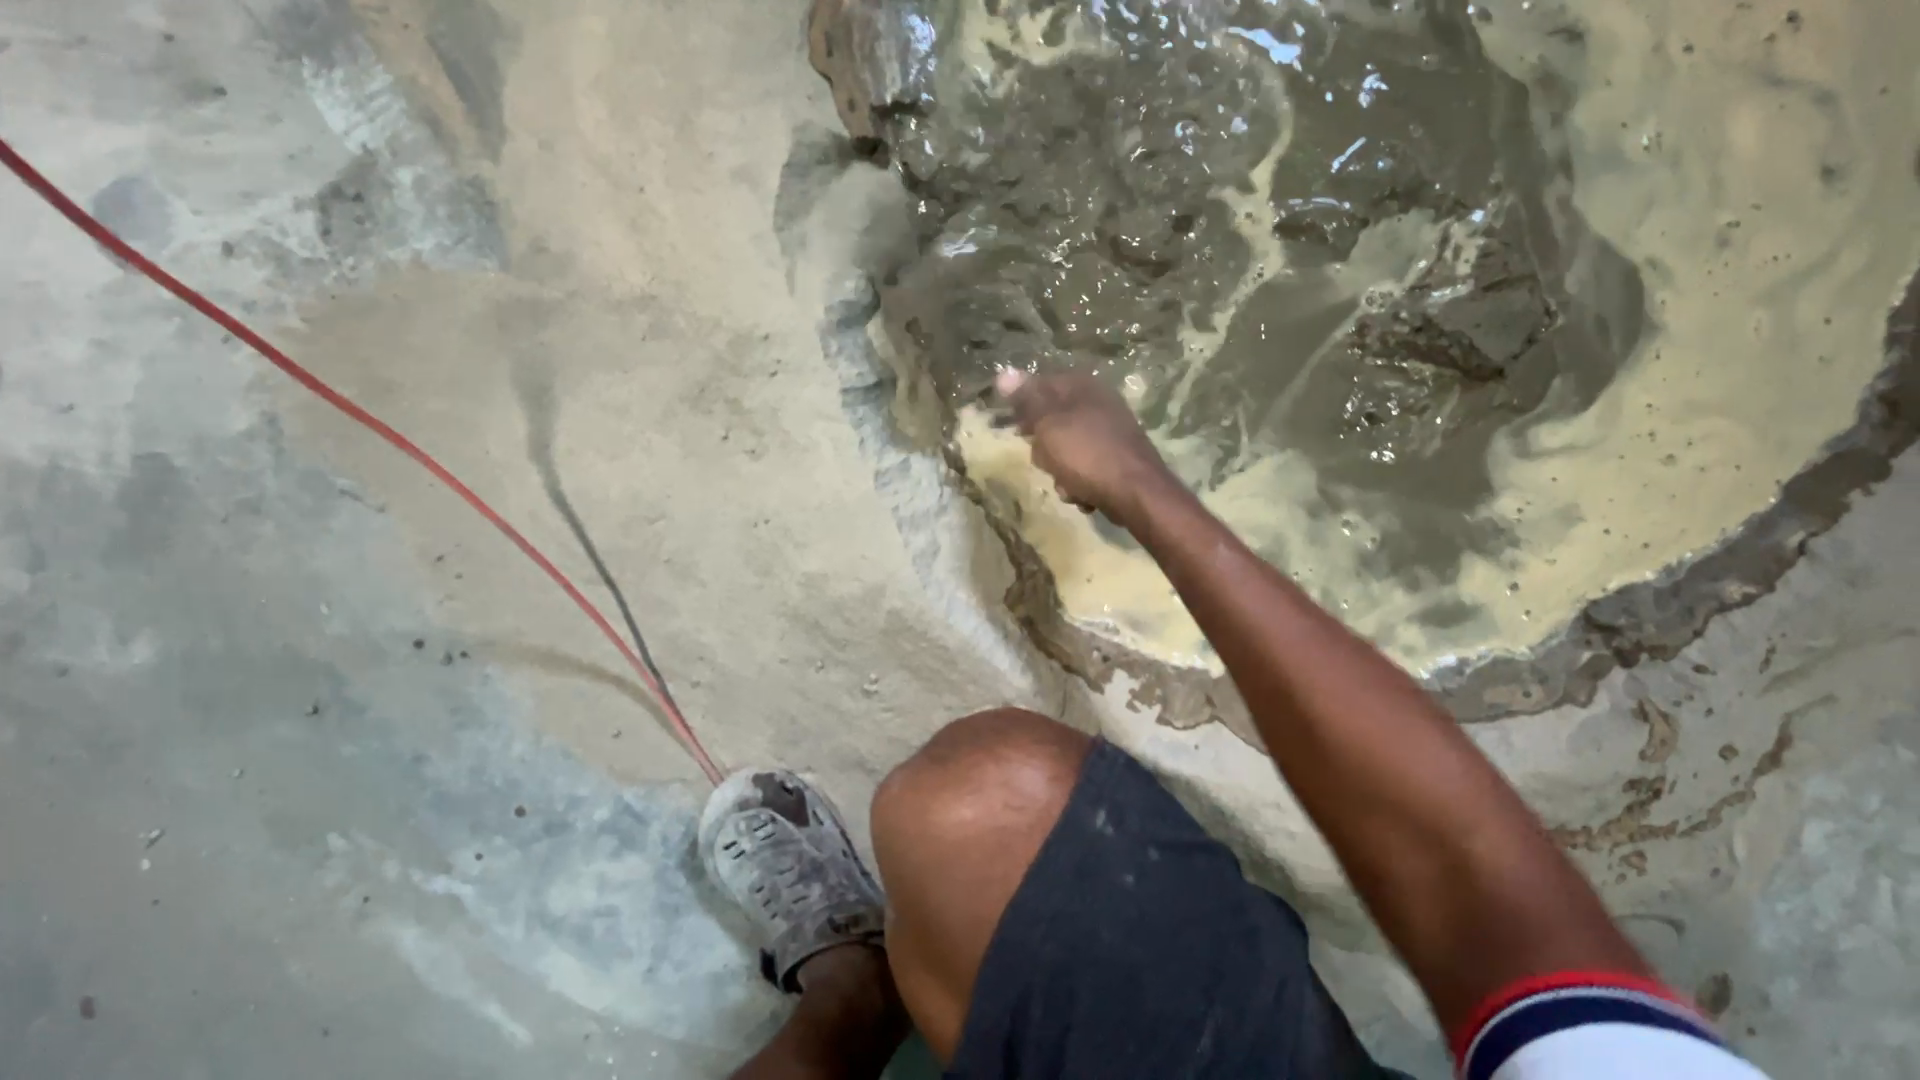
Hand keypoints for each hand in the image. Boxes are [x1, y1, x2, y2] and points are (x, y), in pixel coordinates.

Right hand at [994, 369, 1179, 524]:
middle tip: (1044, 459)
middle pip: (1053, 421)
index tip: (1016, 430)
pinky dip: (1080, 483)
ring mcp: (1110, 432)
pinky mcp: (1117, 459)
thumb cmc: (1086, 453)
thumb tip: (1004, 373)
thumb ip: (1026, 400)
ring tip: (1067, 483)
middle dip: (1044, 447)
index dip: (1023, 407)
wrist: (1135, 492)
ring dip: (1061, 471)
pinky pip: (1085, 468)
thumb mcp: (1048, 423)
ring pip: (1067, 449)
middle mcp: (1099, 403)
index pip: (1041, 385)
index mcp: (1083, 386)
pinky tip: (1083, 494)